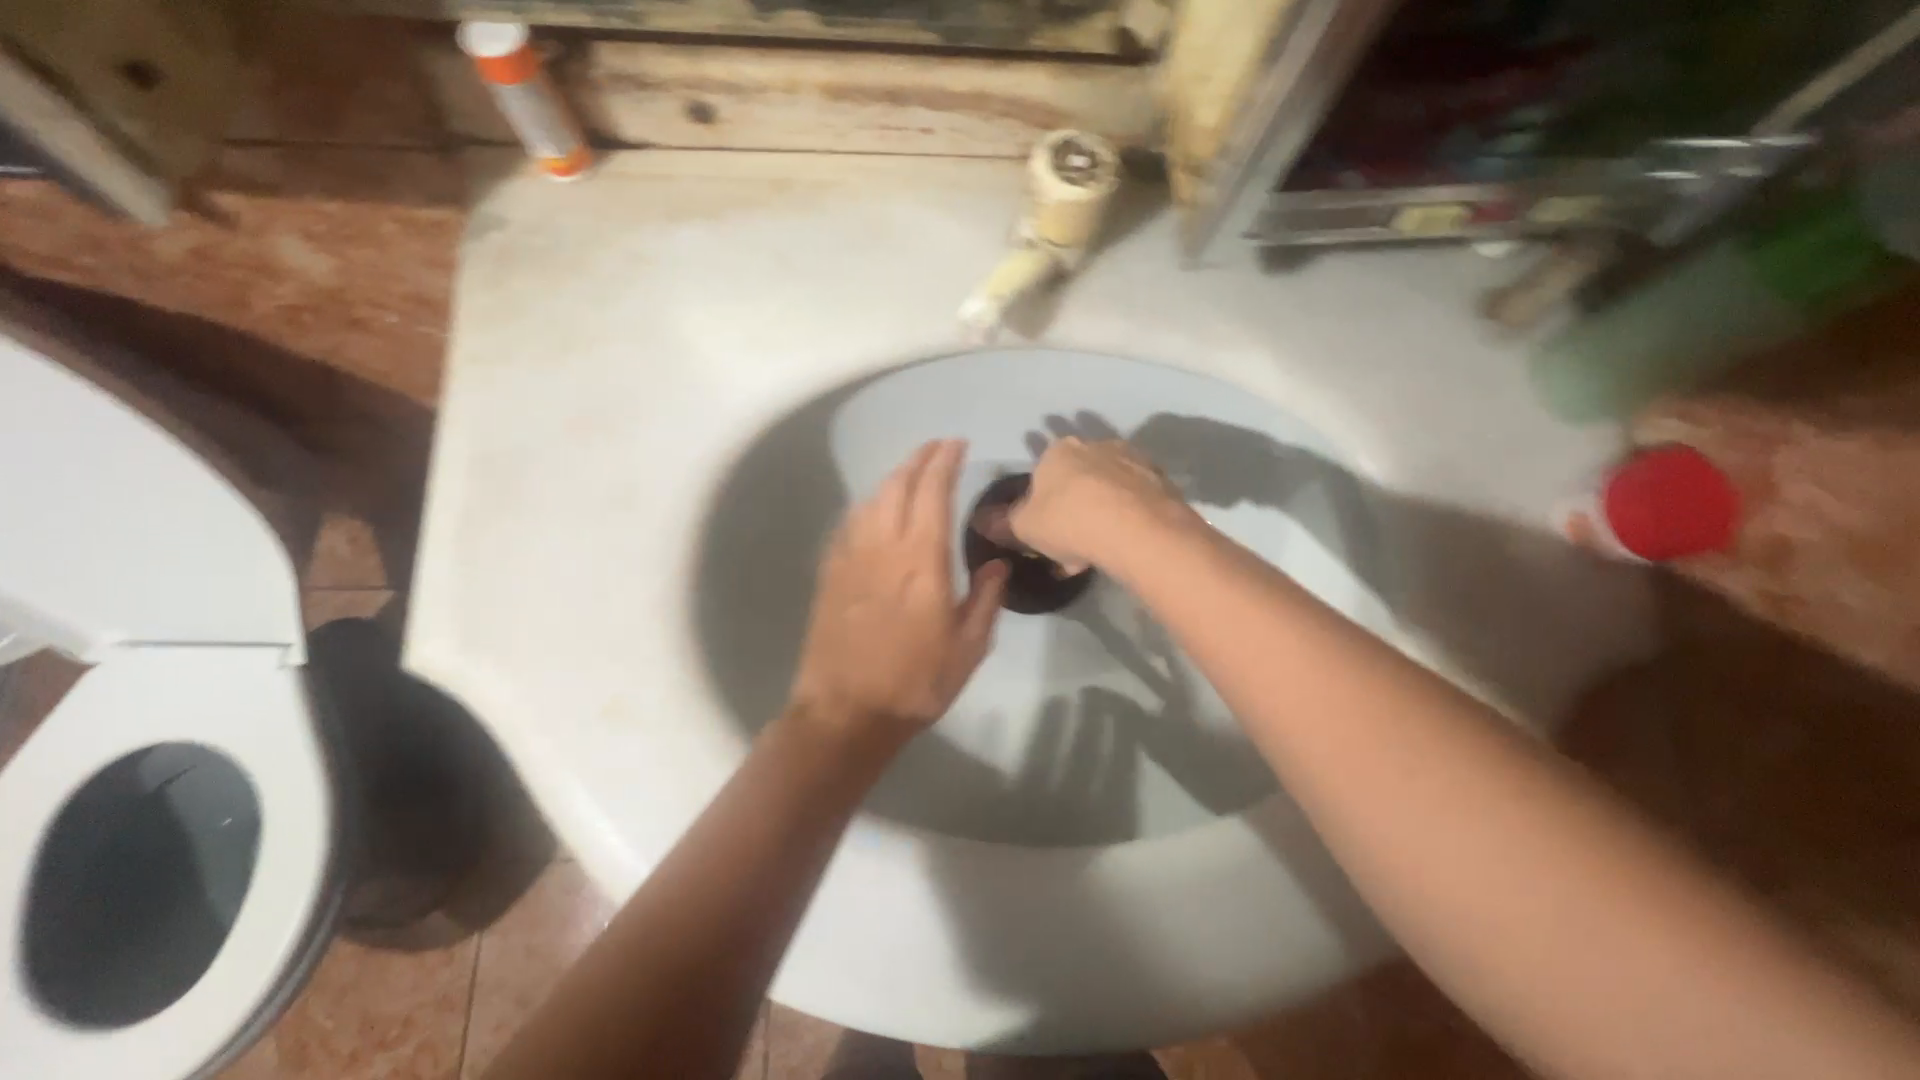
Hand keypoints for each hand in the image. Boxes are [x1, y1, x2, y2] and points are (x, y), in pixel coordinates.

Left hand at [788, 440, 1010, 744]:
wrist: (845, 711)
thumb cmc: (915, 683)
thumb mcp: (968, 648)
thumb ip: (985, 599)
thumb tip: (996, 563)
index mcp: (922, 560)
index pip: (933, 492)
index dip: (944, 462)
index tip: (957, 445)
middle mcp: (883, 547)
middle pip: (898, 485)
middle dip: (918, 459)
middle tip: (937, 449)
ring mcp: (850, 557)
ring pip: (870, 500)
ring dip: (893, 479)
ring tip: (911, 475)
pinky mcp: (830, 574)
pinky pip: (850, 523)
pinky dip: (869, 505)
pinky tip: (876, 511)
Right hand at [1008, 437, 1193, 574]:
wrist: (1135, 529)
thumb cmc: (1068, 522)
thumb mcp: (1024, 528)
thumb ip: (1003, 523)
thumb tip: (980, 521)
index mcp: (1057, 451)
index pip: (1042, 473)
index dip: (1041, 505)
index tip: (1045, 531)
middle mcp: (1094, 445)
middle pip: (1077, 479)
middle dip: (1073, 508)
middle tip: (1071, 545)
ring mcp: (1130, 459)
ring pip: (1107, 489)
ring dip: (1101, 514)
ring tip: (1099, 550)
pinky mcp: (1159, 478)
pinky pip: (1134, 499)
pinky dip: (1127, 517)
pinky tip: (1123, 543)